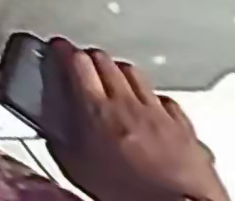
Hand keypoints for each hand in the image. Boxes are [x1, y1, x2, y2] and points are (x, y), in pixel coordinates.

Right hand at [46, 41, 227, 200]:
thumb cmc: (128, 195)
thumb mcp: (79, 171)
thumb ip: (61, 143)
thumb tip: (51, 135)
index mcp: (95, 109)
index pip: (76, 60)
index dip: (64, 50)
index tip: (58, 48)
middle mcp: (124, 102)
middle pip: (104, 60)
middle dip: (90, 58)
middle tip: (83, 66)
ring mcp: (156, 113)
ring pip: (133, 73)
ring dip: (120, 73)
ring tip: (114, 82)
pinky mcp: (183, 128)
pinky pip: (165, 100)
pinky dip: (154, 99)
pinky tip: (151, 110)